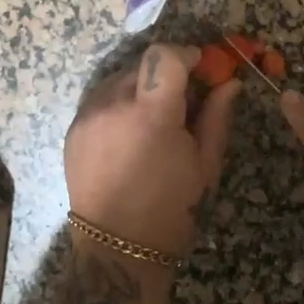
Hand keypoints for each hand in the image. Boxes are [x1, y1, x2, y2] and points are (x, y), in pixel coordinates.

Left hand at [65, 44, 241, 258]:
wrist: (117, 249)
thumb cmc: (171, 211)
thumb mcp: (205, 165)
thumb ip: (217, 117)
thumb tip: (231, 83)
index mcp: (152, 114)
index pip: (163, 55)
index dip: (185, 54)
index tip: (200, 66)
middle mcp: (113, 105)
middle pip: (142, 65)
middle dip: (165, 75)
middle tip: (182, 102)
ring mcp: (88, 116)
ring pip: (119, 79)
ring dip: (140, 88)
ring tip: (153, 120)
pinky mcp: (73, 129)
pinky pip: (100, 99)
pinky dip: (119, 104)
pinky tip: (129, 132)